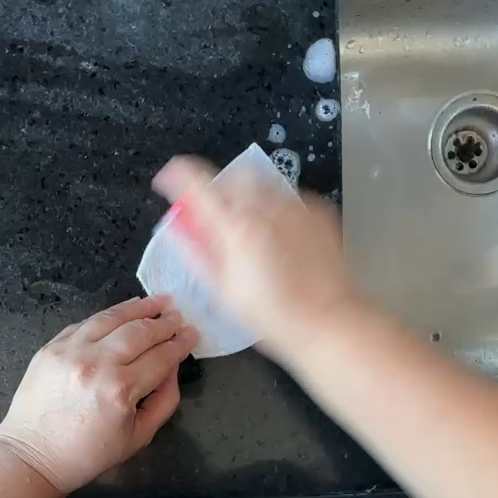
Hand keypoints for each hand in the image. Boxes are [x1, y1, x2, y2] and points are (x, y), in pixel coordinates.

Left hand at [0, 295, 198, 493]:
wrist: (32, 455)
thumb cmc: (88, 454)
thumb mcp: (138, 437)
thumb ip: (164, 401)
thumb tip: (173, 368)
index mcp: (121, 390)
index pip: (161, 357)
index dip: (180, 344)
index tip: (192, 334)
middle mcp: (97, 363)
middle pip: (140, 332)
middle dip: (164, 323)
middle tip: (178, 316)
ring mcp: (71, 351)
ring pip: (112, 318)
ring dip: (139, 307)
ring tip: (158, 301)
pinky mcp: (51, 347)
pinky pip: (86, 323)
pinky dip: (109, 316)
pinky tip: (124, 311)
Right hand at [151, 155, 363, 358]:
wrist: (328, 319)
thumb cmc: (276, 313)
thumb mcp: (224, 287)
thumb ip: (197, 251)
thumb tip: (179, 230)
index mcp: (237, 226)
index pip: (196, 183)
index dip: (177, 177)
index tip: (169, 179)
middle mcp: (266, 207)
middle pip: (231, 177)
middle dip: (218, 190)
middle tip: (214, 216)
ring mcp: (296, 206)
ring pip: (261, 185)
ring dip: (247, 200)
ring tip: (249, 233)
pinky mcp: (318, 212)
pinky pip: (288, 199)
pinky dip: (274, 211)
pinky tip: (277, 240)